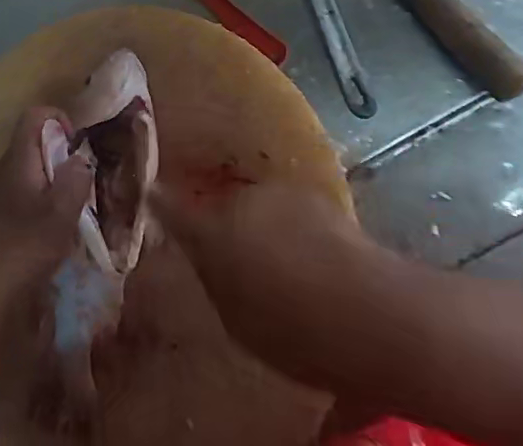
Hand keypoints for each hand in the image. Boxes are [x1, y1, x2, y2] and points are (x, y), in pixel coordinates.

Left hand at [0, 106, 95, 312]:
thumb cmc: (22, 247)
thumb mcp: (59, 212)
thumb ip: (75, 180)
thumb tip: (83, 157)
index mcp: (19, 158)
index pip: (36, 116)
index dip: (61, 121)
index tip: (80, 149)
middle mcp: (9, 170)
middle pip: (40, 145)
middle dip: (68, 159)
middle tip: (90, 185)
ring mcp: (6, 196)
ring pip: (40, 175)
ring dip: (63, 187)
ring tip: (84, 211)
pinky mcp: (8, 221)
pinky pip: (35, 200)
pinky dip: (53, 208)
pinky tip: (67, 233)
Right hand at [153, 179, 389, 390]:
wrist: (371, 312)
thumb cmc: (293, 329)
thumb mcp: (238, 319)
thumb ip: (215, 280)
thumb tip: (203, 258)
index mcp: (212, 233)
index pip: (173, 211)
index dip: (161, 203)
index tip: (150, 192)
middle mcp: (242, 202)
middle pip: (226, 211)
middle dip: (231, 229)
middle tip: (244, 264)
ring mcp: (285, 196)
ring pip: (265, 211)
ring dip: (269, 230)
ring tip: (290, 270)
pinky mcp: (323, 200)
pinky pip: (298, 215)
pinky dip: (301, 233)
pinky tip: (320, 267)